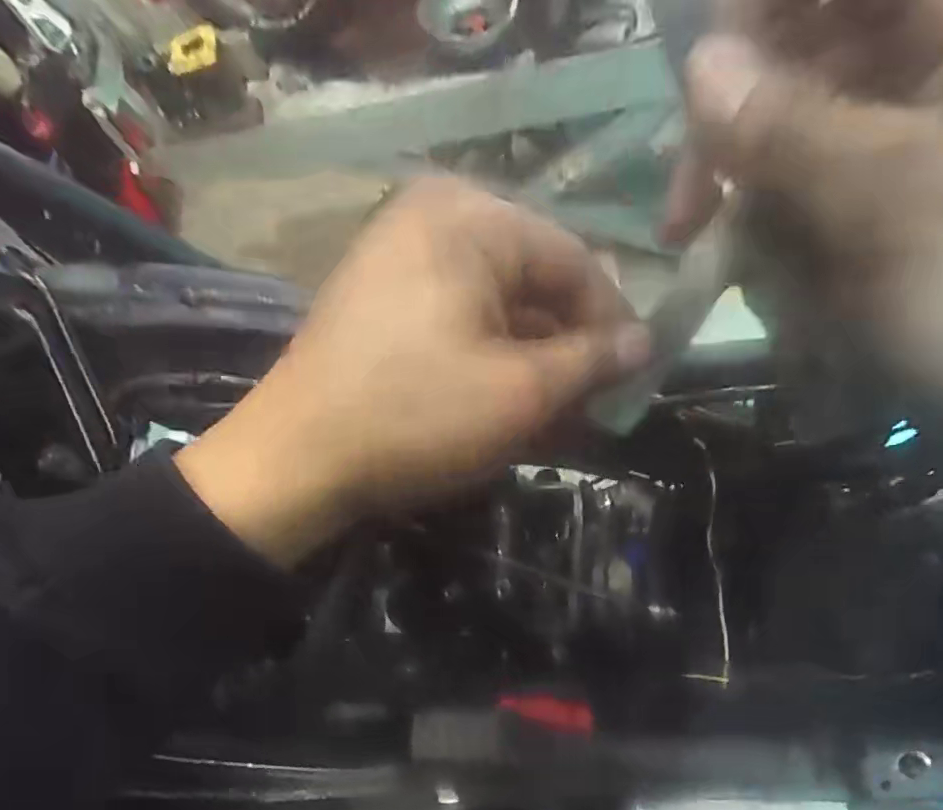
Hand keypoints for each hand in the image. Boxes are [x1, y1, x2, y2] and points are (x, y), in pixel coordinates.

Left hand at [177, 178, 648, 566]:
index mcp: (470, 216)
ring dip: (537, 363)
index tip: (638, 378)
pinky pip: (461, 322)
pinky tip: (513, 408)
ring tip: (562, 418)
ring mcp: (402, 257)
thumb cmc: (416, 416)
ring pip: (500, 308)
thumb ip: (592, 361)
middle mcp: (435, 217)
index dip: (614, 323)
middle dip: (572, 350)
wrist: (296, 461)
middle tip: (600, 407)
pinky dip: (494, 363)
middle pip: (536, 282)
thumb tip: (646, 343)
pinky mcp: (385, 300)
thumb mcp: (520, 392)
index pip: (574, 261)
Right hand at [667, 0, 942, 463]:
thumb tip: (698, 67)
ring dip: (758, 200)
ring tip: (738, 271)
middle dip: (744, 128)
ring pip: (806, 134)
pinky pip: (821, 196)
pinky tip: (784, 287)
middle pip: (821, 50)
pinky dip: (786, 238)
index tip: (693, 73)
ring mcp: (935, 138)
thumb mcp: (891, 205)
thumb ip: (788, 129)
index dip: (762, 11)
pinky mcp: (910, 205)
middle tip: (688, 209)